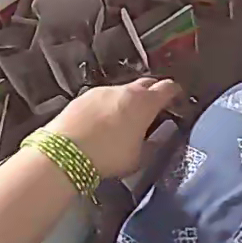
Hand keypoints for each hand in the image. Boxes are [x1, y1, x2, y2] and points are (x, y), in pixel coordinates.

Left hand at [46, 77, 182, 177]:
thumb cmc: (107, 156)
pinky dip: (108, 106)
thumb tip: (162, 137)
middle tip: (155, 108)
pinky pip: (103, 98)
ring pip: (122, 91)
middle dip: (153, 93)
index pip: (168, 87)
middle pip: (146, 84)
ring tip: (127, 120)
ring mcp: (102, 91)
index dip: (175, 92)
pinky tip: (104, 122)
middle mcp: (125, 90)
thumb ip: (155, 144)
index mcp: (145, 102)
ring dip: (128, 101)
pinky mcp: (83, 97)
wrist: (64, 153)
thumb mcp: (139, 158)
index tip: (177, 98)